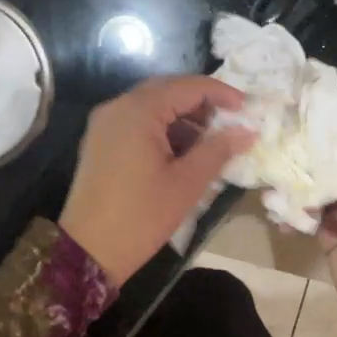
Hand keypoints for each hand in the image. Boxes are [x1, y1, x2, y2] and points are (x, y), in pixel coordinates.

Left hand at [60, 75, 255, 285]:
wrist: (88, 250)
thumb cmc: (141, 216)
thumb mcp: (186, 183)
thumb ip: (218, 150)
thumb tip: (247, 130)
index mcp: (138, 111)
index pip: (187, 86)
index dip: (220, 93)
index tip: (247, 108)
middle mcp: (117, 107)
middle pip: (166, 91)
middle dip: (201, 103)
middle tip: (231, 123)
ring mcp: (104, 124)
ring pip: (151, 107)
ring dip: (182, 118)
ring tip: (211, 142)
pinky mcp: (99, 142)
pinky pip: (136, 122)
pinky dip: (161, 129)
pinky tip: (182, 152)